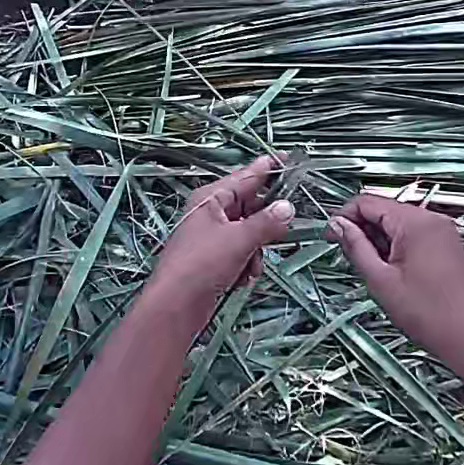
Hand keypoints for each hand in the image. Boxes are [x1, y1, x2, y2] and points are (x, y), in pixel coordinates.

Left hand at [149, 156, 293, 314]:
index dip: (267, 168)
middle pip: (249, 206)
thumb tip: (288, 207)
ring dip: (255, 249)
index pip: (245, 176)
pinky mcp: (213, 257)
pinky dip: (245, 263)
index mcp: (211, 198)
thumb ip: (267, 222)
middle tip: (280, 232)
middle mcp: (210, 212)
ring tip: (250, 265)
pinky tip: (242, 277)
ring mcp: (211, 235)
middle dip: (265, 223)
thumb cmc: (202, 263)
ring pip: (248, 232)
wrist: (175, 306)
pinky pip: (240, 251)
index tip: (288, 159)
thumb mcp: (239, 239)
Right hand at [326, 195, 463, 373]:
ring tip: (375, 272)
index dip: (344, 217)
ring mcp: (444, 232)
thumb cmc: (430, 315)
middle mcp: (432, 220)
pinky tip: (394, 273)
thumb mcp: (381, 281)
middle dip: (362, 230)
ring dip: (379, 241)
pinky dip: (397, 247)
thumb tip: (338, 225)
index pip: (367, 202)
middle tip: (350, 259)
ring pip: (398, 224)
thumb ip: (355, 247)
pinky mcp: (449, 246)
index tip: (330, 237)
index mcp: (414, 223)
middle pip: (383, 210)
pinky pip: (414, 235)